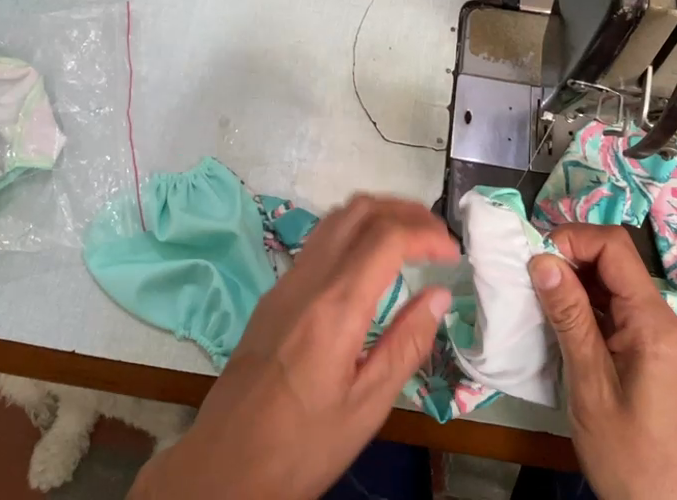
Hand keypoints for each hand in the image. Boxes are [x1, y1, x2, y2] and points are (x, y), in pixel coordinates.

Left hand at [131, 196, 458, 499]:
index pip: (386, 238)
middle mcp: (307, 281)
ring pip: (334, 219)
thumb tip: (438, 295)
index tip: (454, 254)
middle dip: (404, 211)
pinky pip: (317, 242)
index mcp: (335, 308)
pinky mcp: (272, 296)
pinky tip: (369, 263)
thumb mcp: (366, 406)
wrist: (223, 465)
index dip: (427, 235)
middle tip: (437, 236)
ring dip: (377, 215)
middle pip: (358, 211)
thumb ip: (406, 344)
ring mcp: (284, 284)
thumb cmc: (301, 446)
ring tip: (410, 239)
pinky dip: (353, 233)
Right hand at [529, 224, 676, 499]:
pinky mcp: (644, 352)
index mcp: (651, 319)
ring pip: (610, 284)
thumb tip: (542, 260)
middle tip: (527, 279)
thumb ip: (569, 317)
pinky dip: (583, 307)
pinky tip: (556, 323)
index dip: (573, 239)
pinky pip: (613, 310)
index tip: (534, 260)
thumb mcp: (590, 384)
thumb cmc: (628, 452)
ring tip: (535, 299)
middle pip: (613, 261)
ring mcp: (653, 335)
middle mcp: (658, 318)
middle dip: (568, 257)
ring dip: (572, 283)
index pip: (614, 248)